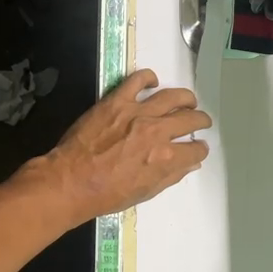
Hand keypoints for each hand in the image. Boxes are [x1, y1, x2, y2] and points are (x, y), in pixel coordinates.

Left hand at [24, 68, 210, 222]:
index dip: (200, 149)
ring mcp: (136, 113)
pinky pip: (137, 80)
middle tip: (200, 121)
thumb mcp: (146, 192)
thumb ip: (171, 175)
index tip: (199, 147)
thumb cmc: (108, 193)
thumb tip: (191, 162)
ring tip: (187, 100)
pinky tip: (153, 82)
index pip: (196, 149)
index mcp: (165, 158)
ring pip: (172, 96)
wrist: (72, 179)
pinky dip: (148, 77)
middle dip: (200, 121)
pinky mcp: (117, 100)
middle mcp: (156, 132)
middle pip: (189, 119)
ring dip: (185, 98)